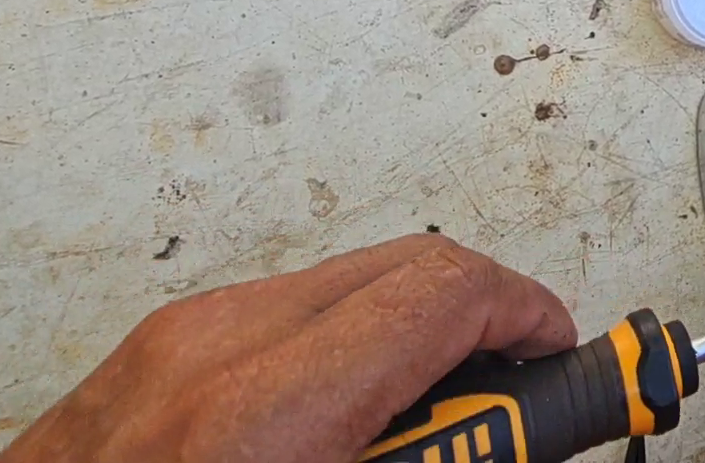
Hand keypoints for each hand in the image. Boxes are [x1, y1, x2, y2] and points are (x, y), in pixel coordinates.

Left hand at [0, 234, 574, 462]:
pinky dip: (357, 333)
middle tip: (510, 374)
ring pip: (364, 274)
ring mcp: (176, 336)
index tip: (550, 348)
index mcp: (260, 423)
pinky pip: (300, 303)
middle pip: (419, 262)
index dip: (525, 310)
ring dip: (423, 320)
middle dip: (487, 308)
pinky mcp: (154, 344)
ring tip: (432, 398)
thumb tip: (503, 436)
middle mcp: (217, 348)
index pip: (448, 289)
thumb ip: (439, 457)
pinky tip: (353, 401)